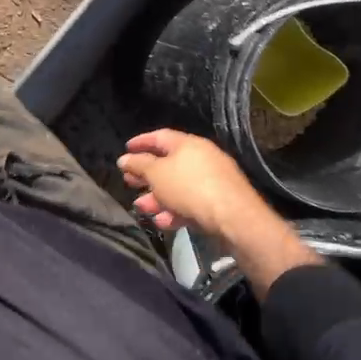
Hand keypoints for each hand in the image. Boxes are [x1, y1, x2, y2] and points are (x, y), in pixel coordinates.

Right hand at [116, 129, 264, 239]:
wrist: (236, 220)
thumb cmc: (190, 188)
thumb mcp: (156, 174)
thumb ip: (137, 164)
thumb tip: (124, 159)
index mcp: (189, 145)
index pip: (160, 137)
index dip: (140, 142)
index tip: (125, 149)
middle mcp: (203, 159)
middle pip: (167, 164)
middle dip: (146, 176)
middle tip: (130, 182)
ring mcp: (214, 182)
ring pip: (178, 187)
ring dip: (157, 198)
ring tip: (144, 209)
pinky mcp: (220, 203)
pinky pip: (192, 202)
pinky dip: (176, 210)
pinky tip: (165, 222)